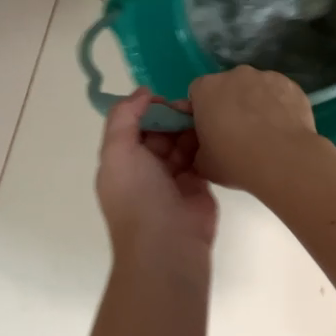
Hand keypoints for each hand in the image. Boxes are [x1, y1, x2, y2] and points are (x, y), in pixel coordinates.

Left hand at [96, 89, 217, 251]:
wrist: (167, 244)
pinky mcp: (198, 183)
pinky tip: (218, 129)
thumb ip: (124, 118)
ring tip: (208, 114)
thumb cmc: (137, 196)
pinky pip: (202, 155)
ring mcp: (173, 176)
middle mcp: (146, 167)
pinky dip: (207, 142)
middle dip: (174, 115)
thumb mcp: (117, 153)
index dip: (148, 109)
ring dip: (192, 126)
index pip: (135, 124)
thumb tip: (143, 92)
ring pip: (183, 140)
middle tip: (192, 106)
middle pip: (161, 130)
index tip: (166, 99)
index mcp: (122, 160)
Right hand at [186, 66, 325, 192]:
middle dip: (230, 104)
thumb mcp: (203, 163)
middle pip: (228, 87)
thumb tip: (206, 145)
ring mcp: (267, 76)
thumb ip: (199, 146)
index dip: (202, 110)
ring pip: (256, 87)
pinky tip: (283, 127)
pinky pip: (279, 93)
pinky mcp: (292, 84)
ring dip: (255, 103)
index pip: (197, 93)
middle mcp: (236, 74)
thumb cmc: (235, 160)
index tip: (208, 129)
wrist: (283, 159)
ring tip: (264, 132)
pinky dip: (279, 105)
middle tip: (236, 132)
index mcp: (207, 88)